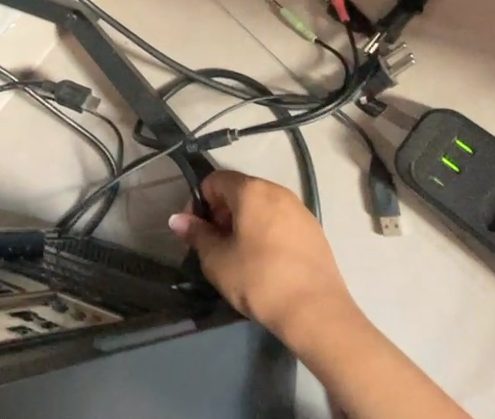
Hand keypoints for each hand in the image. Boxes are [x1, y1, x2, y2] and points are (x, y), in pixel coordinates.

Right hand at [169, 170, 360, 338]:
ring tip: (240, 257)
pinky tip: (266, 264)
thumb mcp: (218, 260)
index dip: (199, 202)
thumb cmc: (259, 280)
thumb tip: (177, 220)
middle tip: (216, 246)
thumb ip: (197, 234)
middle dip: (222, 213)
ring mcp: (300, 210)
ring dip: (245, 224)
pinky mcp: (315, 232)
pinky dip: (267, 233)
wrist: (317, 313)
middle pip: (240, 191)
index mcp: (252, 190)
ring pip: (262, 207)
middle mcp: (277, 191)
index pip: (215, 180)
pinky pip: (281, 222)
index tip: (196, 231)